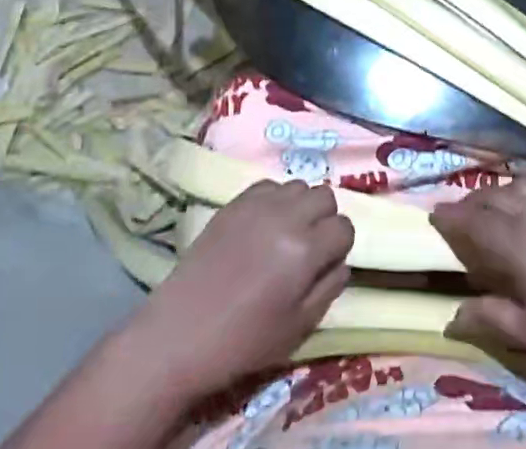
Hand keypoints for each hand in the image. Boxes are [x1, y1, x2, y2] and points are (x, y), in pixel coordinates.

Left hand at [119, 181, 352, 397]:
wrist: (182, 332)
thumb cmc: (245, 340)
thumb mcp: (300, 326)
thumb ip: (329, 288)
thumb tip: (339, 261)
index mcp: (305, 251)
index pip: (344, 227)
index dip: (340, 246)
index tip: (326, 263)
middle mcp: (285, 217)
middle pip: (324, 195)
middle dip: (324, 219)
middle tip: (310, 246)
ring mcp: (256, 206)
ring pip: (297, 185)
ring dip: (300, 206)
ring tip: (286, 234)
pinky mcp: (232, 203)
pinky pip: (268, 185)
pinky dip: (275, 199)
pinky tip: (263, 226)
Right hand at [429, 182, 525, 417]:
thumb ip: (490, 317)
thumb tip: (453, 316)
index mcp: (520, 243)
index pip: (473, 220)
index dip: (450, 218)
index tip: (432, 217)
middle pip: (494, 196)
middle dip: (469, 203)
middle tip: (454, 219)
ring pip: (520, 189)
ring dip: (497, 196)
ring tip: (488, 217)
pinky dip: (522, 199)